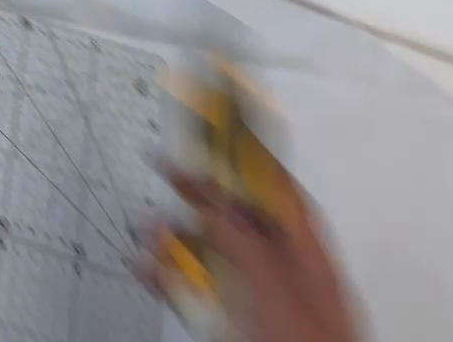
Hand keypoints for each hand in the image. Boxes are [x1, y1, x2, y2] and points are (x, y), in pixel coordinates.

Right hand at [145, 170, 358, 341]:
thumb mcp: (277, 295)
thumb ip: (246, 241)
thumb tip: (214, 195)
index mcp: (310, 268)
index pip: (284, 200)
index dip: (254, 162)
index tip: (219, 129)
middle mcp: (287, 282)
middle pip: (242, 222)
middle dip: (202, 195)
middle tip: (163, 164)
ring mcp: (259, 309)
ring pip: (213, 257)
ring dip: (176, 236)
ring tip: (144, 224)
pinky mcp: (233, 331)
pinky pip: (195, 294)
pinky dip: (167, 276)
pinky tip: (142, 266)